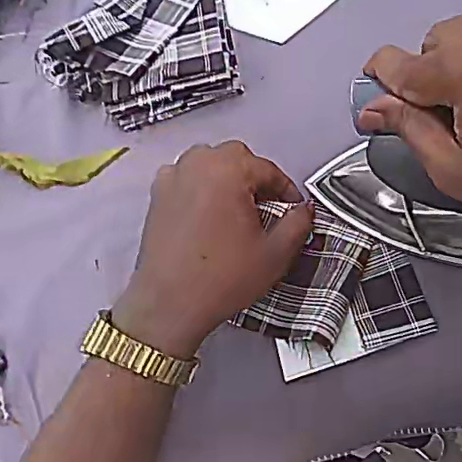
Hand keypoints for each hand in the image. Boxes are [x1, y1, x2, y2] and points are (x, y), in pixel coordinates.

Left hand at [111, 142, 312, 357]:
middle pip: (236, 158)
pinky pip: (188, 180)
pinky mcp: (158, 198)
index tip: (292, 207)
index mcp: (226, 172)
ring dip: (229, 181)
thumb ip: (298, 224)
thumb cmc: (215, 281)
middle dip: (256, 180)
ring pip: (210, 165)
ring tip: (241, 214)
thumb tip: (303, 212)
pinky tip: (215, 220)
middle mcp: (195, 167)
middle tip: (270, 209)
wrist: (171, 303)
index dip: (286, 189)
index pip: (267, 168)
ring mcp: (172, 180)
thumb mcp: (276, 254)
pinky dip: (204, 191)